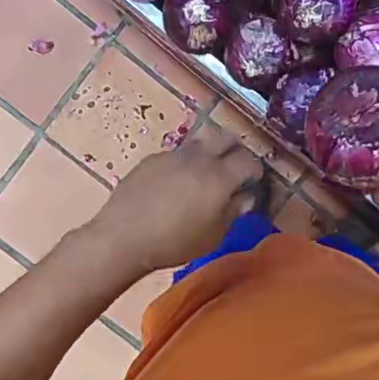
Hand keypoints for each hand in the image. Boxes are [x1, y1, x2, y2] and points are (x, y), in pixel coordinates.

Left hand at [83, 125, 264, 273]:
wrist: (124, 236)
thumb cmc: (174, 242)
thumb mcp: (213, 235)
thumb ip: (232, 212)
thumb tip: (244, 197)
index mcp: (219, 177)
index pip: (248, 160)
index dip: (254, 170)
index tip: (252, 181)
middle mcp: (199, 158)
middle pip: (226, 137)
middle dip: (235, 149)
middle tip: (234, 168)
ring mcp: (173, 155)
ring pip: (201, 141)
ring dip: (210, 151)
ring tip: (205, 173)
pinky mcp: (152, 158)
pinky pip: (177, 153)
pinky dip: (185, 162)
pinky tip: (176, 182)